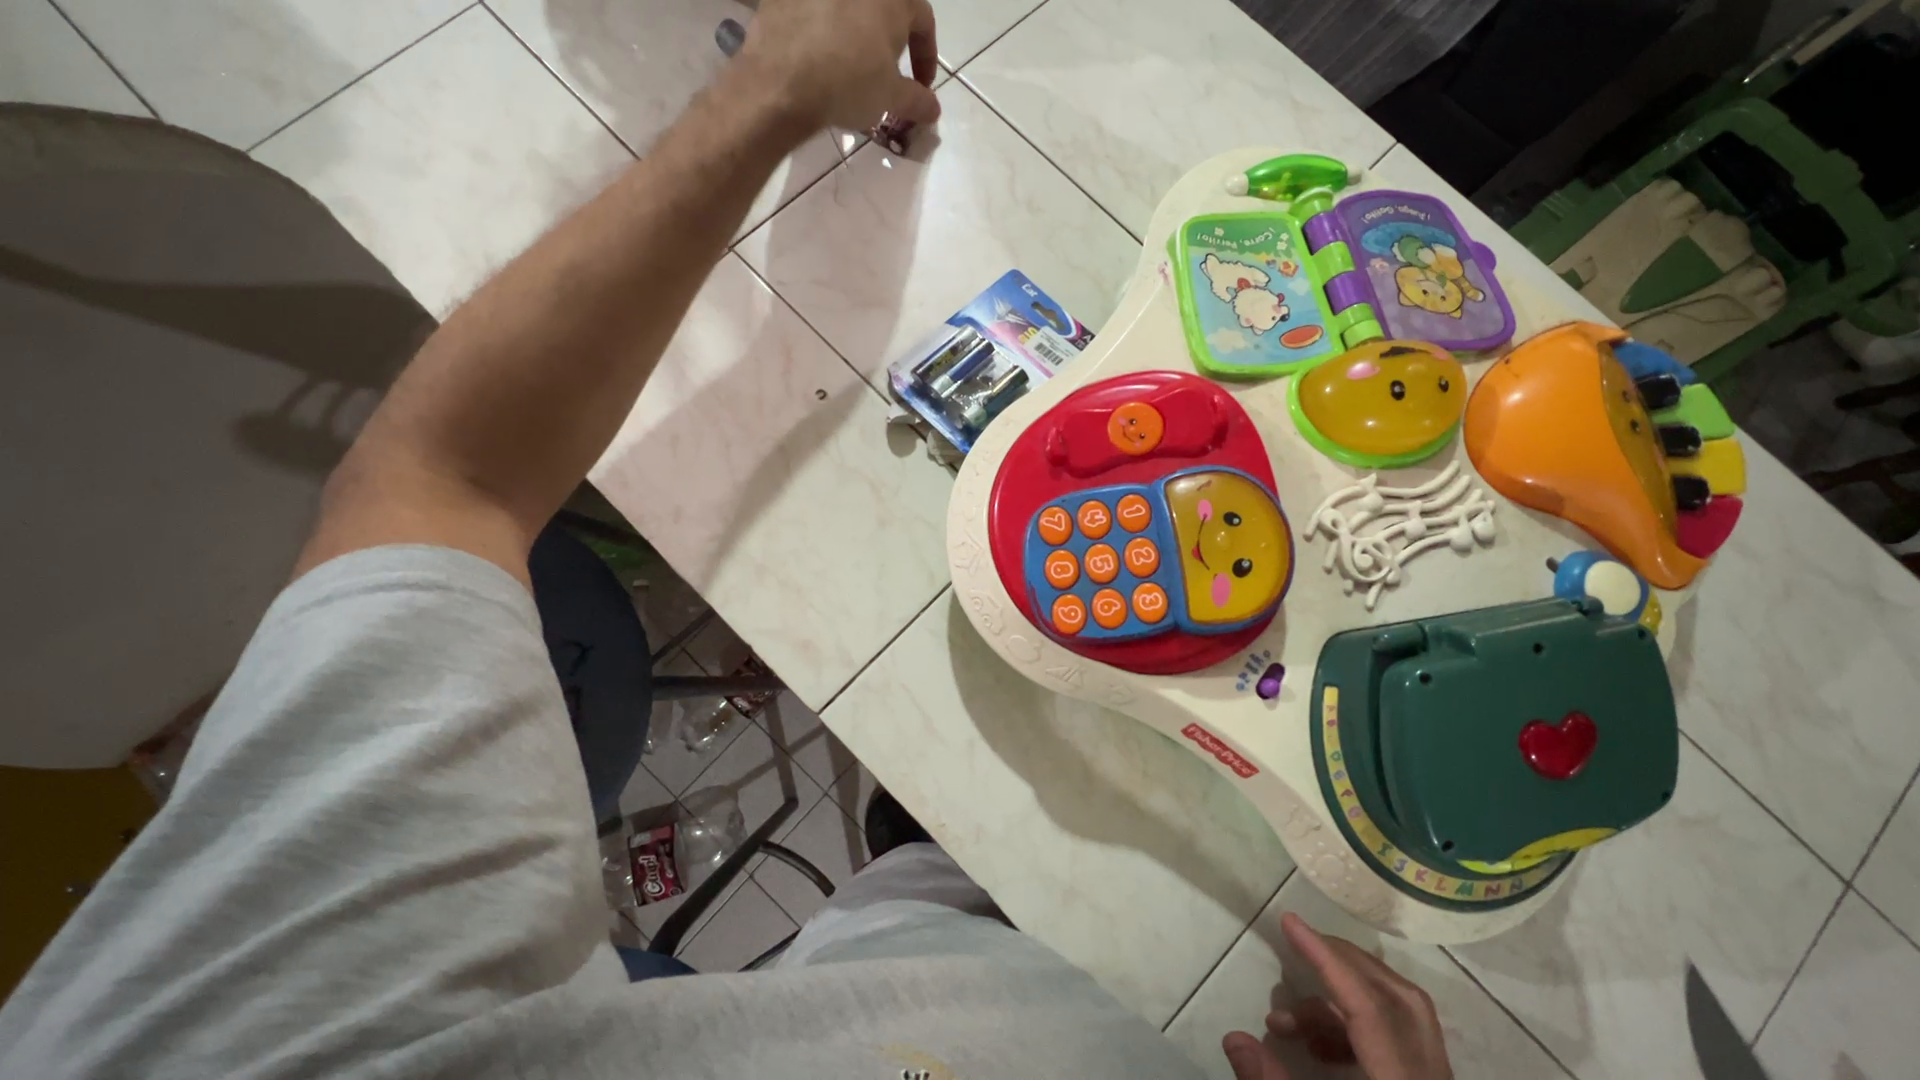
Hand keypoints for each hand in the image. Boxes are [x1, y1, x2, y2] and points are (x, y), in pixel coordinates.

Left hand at [737, 0, 940, 131]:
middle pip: (884, 8)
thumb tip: (934, 109)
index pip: (923, 20)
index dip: (926, 56)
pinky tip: (815, 57)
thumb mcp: (891, 98)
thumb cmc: (849, 84)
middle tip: (884, 70)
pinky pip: (812, 11)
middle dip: (889, 38)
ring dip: (854, 31)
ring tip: (848, 64)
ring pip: (847, 9)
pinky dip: (820, 29)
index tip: (921, 85)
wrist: (782, 82)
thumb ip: (917, 100)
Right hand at [1223, 913, 1453, 1079]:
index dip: (1325, 960)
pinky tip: (1320, 1047)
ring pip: (1403, 1015)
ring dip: (1346, 1000)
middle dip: (1341, 964)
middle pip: (1395, 996)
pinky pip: (1406, 1039)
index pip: (1367, 1006)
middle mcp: (1430, 1076)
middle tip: (1296, 947)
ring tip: (1290, 1019)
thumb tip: (1233, 1037)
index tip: (1289, 920)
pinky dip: (1362, 1027)